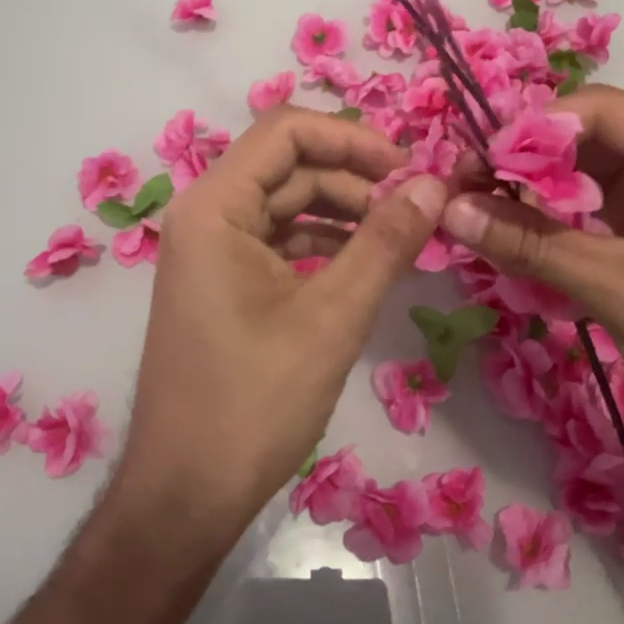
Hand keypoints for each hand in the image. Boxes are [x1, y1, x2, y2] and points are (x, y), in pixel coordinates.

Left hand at [122, 106, 447, 528]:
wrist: (186, 492)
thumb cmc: (254, 401)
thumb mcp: (332, 317)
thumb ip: (385, 242)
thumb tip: (436, 183)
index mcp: (214, 207)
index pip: (286, 131)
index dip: (352, 137)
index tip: (409, 168)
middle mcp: (204, 215)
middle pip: (287, 165)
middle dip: (354, 177)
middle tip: (418, 206)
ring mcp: (210, 250)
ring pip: (285, 203)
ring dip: (343, 210)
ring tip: (402, 235)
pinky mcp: (221, 282)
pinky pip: (277, 240)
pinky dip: (322, 243)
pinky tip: (365, 263)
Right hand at [440, 84, 623, 451]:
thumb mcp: (623, 290)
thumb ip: (534, 246)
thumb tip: (449, 210)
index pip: (603, 112)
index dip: (532, 130)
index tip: (471, 161)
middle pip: (587, 141)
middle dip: (524, 165)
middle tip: (461, 188)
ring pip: (580, 177)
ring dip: (529, 197)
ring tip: (472, 213)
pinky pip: (585, 215)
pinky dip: (547, 228)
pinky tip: (506, 242)